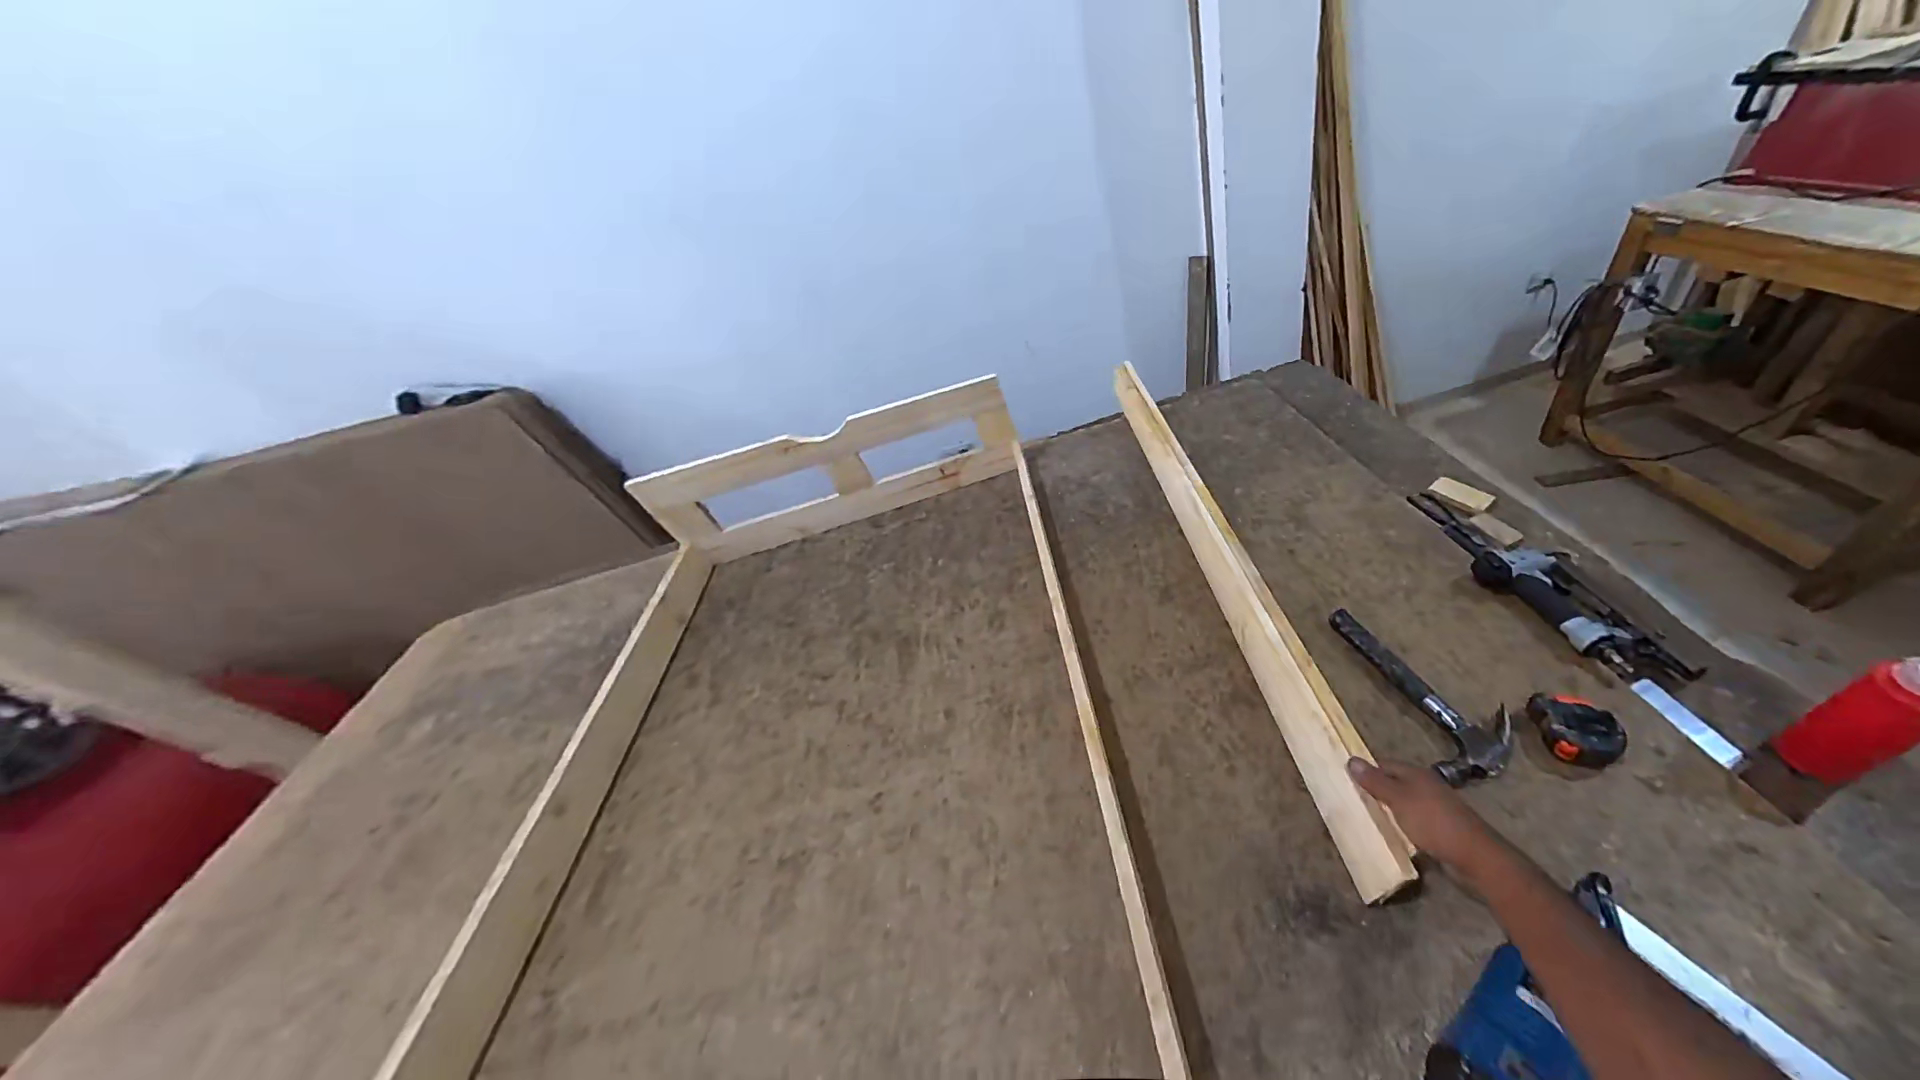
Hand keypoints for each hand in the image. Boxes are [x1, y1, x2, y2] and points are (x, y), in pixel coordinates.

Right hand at [1347, 758, 1505, 876]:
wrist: (1476, 858)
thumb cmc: (1433, 822)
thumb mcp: (1398, 799)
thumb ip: (1375, 781)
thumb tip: (1351, 759)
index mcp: (1416, 774)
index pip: (1383, 764)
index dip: (1364, 770)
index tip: (1344, 780)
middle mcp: (1426, 787)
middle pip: (1393, 783)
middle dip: (1373, 791)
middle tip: (1350, 800)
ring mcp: (1434, 808)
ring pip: (1401, 803)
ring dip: (1386, 810)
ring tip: (1365, 817)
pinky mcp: (1439, 828)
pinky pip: (1411, 820)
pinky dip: (1399, 824)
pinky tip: (1390, 833)